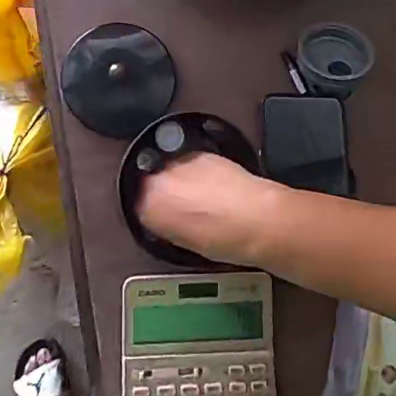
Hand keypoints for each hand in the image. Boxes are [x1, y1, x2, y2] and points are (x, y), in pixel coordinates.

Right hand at [138, 153, 279, 264]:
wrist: (259, 219)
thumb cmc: (225, 239)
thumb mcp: (184, 243)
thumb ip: (165, 226)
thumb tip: (164, 220)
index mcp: (149, 203)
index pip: (136, 205)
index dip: (149, 213)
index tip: (159, 219)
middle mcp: (159, 177)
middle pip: (150, 182)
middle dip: (161, 192)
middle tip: (177, 208)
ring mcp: (180, 162)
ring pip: (168, 170)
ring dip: (177, 180)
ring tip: (196, 198)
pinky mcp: (200, 152)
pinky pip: (187, 163)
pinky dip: (194, 173)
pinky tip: (209, 187)